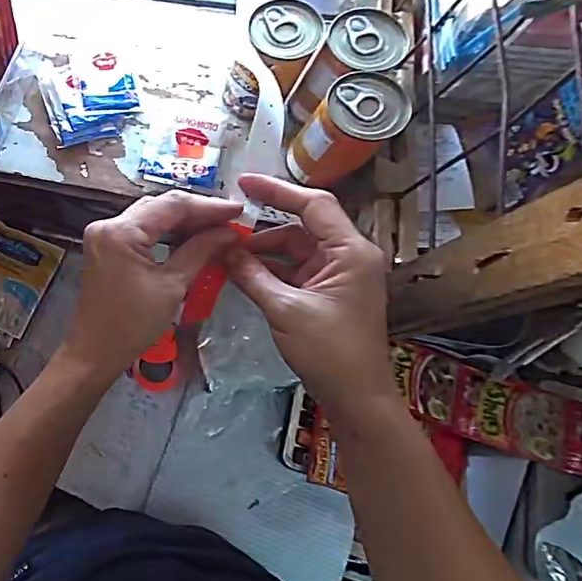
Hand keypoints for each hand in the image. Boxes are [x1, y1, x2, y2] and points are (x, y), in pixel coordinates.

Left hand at [59, 191, 243, 379]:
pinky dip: (167, 234)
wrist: (95, 353)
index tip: (238, 210)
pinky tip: (191, 239)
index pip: (171, 205)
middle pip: (160, 206)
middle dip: (197, 213)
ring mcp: (104, 235)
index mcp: (120, 231)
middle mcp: (108, 224)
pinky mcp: (106, 247)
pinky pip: (142, 231)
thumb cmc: (132, 325)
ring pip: (151, 216)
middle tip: (231, 221)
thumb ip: (200, 252)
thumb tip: (228, 233)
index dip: (209, 206)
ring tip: (216, 230)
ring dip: (183, 223)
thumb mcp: (172, 286)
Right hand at [224, 174, 392, 411]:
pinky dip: (271, 270)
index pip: (314, 205)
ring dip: (264, 251)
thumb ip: (253, 276)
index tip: (244, 183)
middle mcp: (349, 256)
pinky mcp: (329, 293)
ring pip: (296, 249)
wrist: (357, 398)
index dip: (277, 191)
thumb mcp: (285, 310)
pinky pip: (296, 270)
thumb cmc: (330, 352)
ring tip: (228, 254)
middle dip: (263, 227)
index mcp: (350, 251)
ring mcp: (339, 275)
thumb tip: (224, 250)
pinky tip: (243, 273)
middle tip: (226, 225)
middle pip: (302, 227)